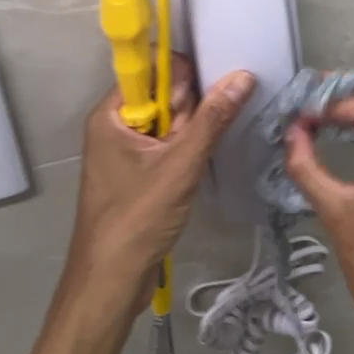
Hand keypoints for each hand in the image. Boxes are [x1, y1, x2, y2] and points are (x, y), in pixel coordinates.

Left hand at [71, 62, 256, 277]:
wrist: (110, 284)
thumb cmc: (136, 219)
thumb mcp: (180, 165)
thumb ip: (212, 119)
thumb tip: (243, 76)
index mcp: (112, 114)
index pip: (151, 69)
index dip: (182, 75)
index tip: (205, 94)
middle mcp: (115, 125)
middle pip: (164, 94)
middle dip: (189, 110)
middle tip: (194, 140)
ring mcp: (126, 150)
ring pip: (170, 120)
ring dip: (191, 133)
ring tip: (196, 156)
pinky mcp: (138, 172)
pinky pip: (168, 144)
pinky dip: (186, 149)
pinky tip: (198, 163)